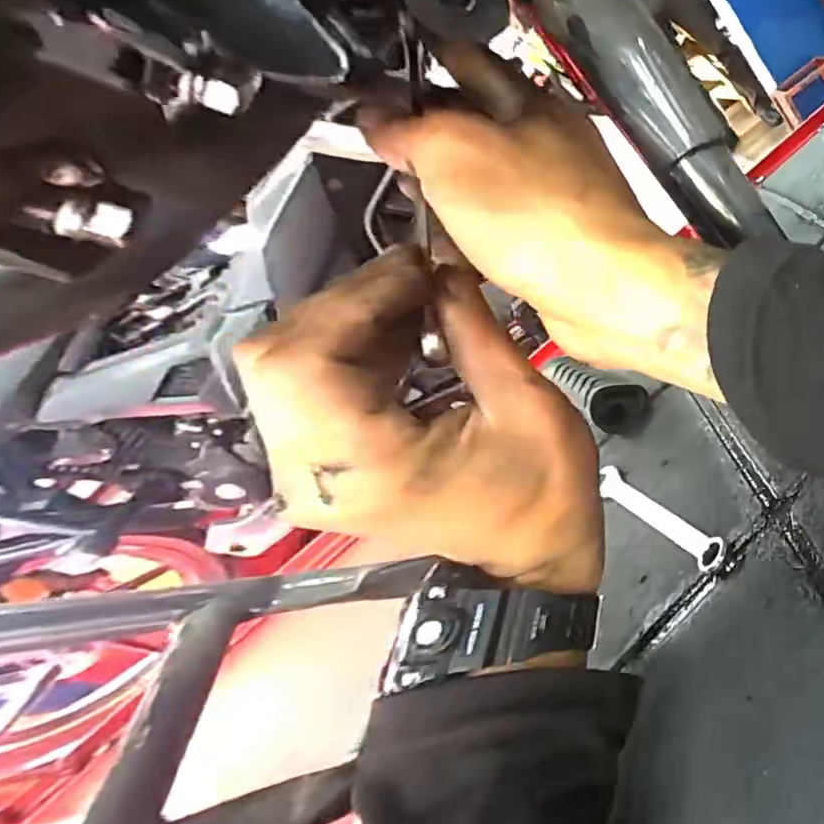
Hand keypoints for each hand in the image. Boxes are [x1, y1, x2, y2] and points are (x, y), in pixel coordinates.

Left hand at [233, 247, 603, 593]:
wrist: (533, 557)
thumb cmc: (545, 491)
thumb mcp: (527, 406)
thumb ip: (478, 335)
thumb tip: (449, 274)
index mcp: (362, 463)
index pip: (304, 360)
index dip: (356, 298)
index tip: (418, 267)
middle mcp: (307, 473)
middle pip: (279, 358)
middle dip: (350, 303)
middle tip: (421, 278)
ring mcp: (305, 473)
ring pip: (288, 369)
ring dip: (352, 322)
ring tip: (420, 300)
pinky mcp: (321, 466)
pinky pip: (312, 390)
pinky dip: (355, 350)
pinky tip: (407, 334)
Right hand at [362, 43, 725, 398]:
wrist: (609, 290)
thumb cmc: (544, 216)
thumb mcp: (451, 150)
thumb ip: (408, 127)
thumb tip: (382, 123)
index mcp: (538, 107)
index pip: (470, 61)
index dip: (420, 60)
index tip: (382, 74)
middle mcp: (557, 148)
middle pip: (479, 123)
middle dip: (428, 130)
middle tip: (388, 143)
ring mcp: (564, 198)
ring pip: (491, 178)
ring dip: (449, 186)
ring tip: (415, 196)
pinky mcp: (564, 243)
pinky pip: (508, 225)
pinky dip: (476, 230)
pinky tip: (452, 243)